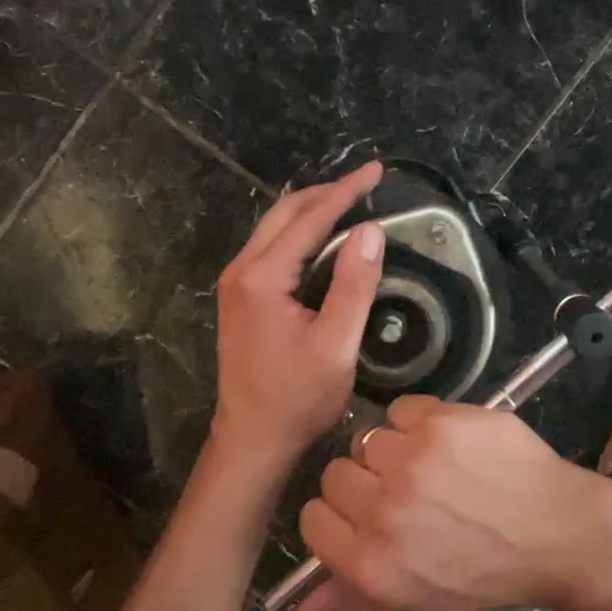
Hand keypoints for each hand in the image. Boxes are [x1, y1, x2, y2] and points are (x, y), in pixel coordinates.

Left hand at [212, 161, 386, 463]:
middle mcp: (242, 269)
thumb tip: (370, 230)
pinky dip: (300, 230)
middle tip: (367, 181)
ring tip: (352, 200)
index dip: (346, 191)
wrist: (251, 440)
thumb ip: (354, 285)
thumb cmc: (297, 399)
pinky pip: (271, 245)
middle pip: (286, 212)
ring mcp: (235, 282)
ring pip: (275, 226)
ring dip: (312, 209)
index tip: (376, 170)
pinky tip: (324, 235)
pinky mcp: (239, 294)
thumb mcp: (336, 346)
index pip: (310, 219)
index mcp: (263, 277)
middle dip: (327, 192)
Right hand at [283, 395, 599, 610]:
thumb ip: (349, 600)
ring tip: (427, 466)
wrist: (554, 530)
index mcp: (371, 564)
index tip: (359, 516)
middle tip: (397, 491)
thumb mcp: (414, 605)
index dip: (336, 516)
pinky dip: (417, 421)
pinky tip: (443, 442)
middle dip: (362, 482)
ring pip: (367, 440)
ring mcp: (411, 459)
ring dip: (391, 451)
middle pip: (335, 475)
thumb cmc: (483, 573)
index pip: (312, 520)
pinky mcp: (439, 420)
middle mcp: (383, 510)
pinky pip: (400, 410)